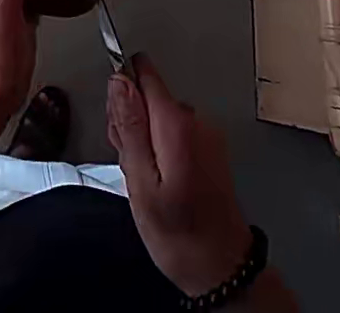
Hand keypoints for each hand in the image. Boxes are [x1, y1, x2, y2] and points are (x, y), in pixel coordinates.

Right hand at [107, 55, 253, 296]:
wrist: (220, 268)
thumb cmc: (180, 234)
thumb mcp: (141, 182)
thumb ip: (129, 125)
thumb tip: (119, 81)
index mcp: (176, 123)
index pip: (142, 71)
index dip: (122, 94)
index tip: (120, 126)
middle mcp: (194, 118)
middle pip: (146, 93)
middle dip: (130, 122)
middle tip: (134, 165)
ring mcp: (203, 131)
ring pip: (155, 113)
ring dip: (143, 139)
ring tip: (148, 180)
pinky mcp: (206, 144)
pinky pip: (171, 130)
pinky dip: (159, 149)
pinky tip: (162, 180)